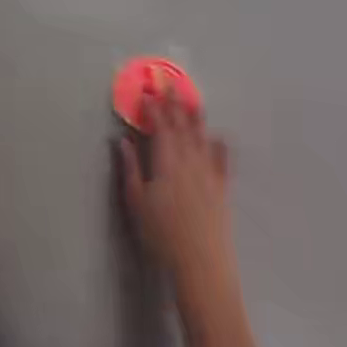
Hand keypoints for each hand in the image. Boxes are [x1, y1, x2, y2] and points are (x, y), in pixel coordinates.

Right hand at [118, 100, 235, 289]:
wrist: (201, 263)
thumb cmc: (160, 234)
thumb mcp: (135, 201)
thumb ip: (130, 168)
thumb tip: (123, 141)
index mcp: (167, 164)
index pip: (160, 129)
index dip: (153, 109)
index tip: (146, 92)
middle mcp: (191, 163)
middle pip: (183, 128)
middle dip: (176, 105)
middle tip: (171, 84)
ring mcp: (210, 175)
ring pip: (203, 139)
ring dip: (196, 119)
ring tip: (193, 101)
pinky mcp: (222, 189)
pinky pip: (222, 161)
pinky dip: (220, 146)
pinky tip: (219, 137)